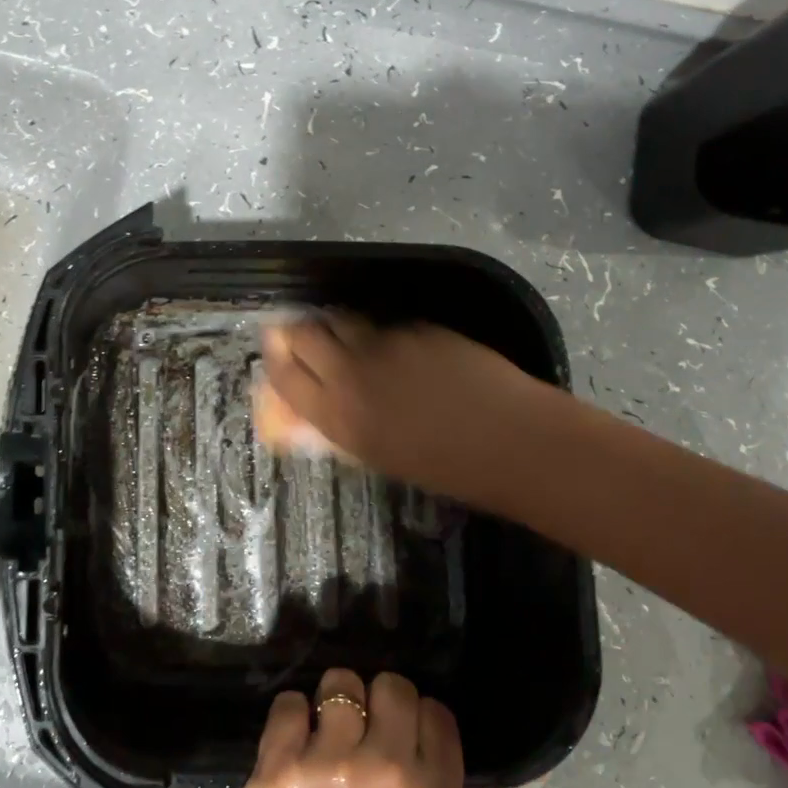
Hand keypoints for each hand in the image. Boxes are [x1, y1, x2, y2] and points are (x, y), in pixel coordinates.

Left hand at [234, 669, 497, 787]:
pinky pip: (289, 702)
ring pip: (338, 683)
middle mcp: (386, 768)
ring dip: (332, 702)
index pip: (437, 713)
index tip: (405, 733)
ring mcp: (329, 762)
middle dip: (379, 701)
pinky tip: (294, 739)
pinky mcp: (279, 762)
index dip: (420, 720)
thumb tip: (503, 771)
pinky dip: (291, 716)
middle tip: (366, 726)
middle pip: (391, 686)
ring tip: (328, 729)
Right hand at [260, 318, 552, 499]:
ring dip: (333, 326)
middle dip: (296, 333)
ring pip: (340, 320)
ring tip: (343, 338)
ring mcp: (385, 344)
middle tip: (302, 338)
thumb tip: (310, 416)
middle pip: (303, 334)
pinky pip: (382, 325)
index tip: (275, 355)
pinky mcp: (417, 328)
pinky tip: (395, 350)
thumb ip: (338, 428)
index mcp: (336, 415)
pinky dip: (377, 333)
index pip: (283, 375)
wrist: (513, 443)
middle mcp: (350, 373)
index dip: (274, 361)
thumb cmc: (445, 467)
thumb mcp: (376, 455)